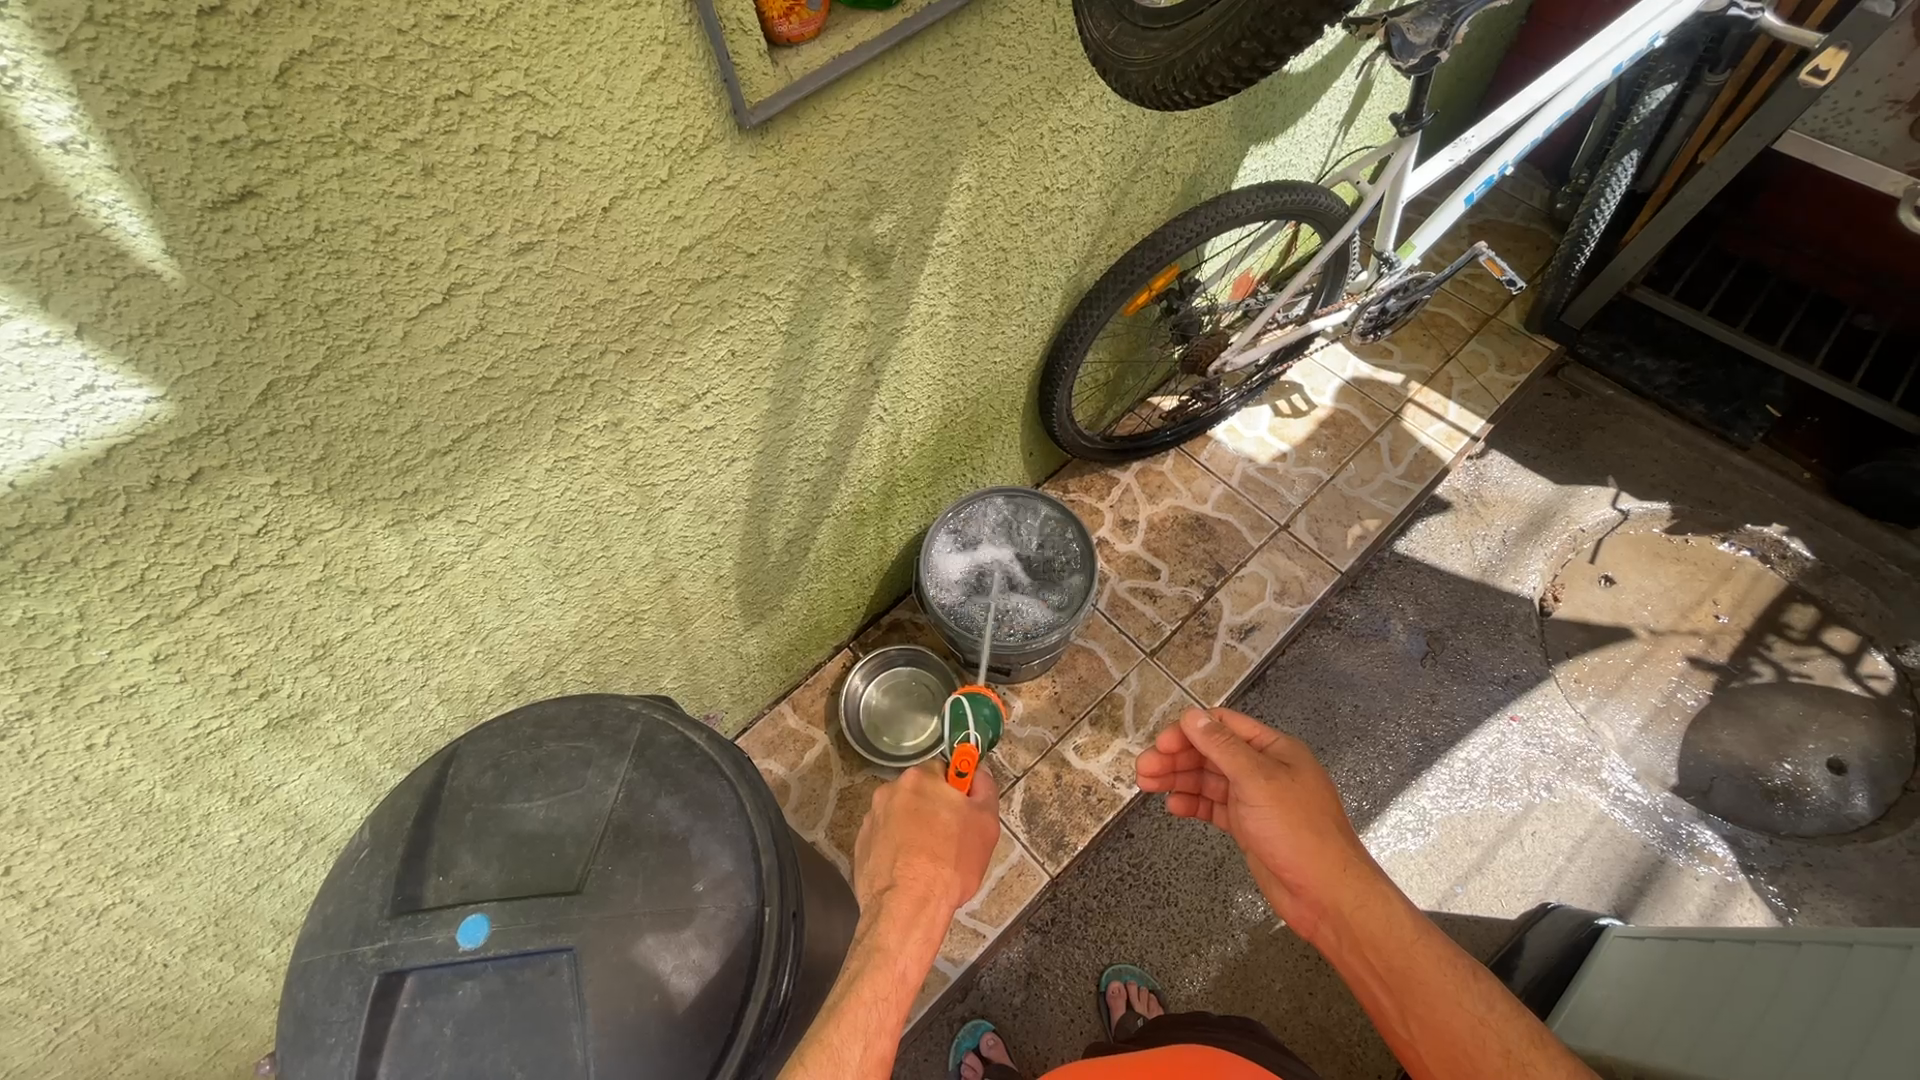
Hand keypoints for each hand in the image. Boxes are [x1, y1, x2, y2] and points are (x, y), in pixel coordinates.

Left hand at [852, 762, 1000, 916]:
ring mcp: (872, 818)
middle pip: (920, 793)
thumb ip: (984, 788)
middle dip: (934, 809)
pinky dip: (897, 848)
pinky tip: (909, 870)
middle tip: (951, 839)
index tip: (964, 813)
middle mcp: (890, 790)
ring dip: (914, 828)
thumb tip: (977, 773)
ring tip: (930, 859)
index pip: (943, 769)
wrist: (908, 907)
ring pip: (902, 816)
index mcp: (920, 777)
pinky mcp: (861, 845)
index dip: (957, 791)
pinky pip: (886, 838)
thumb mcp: (986, 822)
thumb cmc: (951, 862)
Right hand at [1135, 707, 1385, 939]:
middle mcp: (1264, 769)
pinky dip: (1193, 804)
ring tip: (1145, 785)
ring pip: (1209, 780)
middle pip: (1211, 753)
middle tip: (1143, 769)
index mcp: (1274, 749)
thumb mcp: (1257, 780)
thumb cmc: (1296, 830)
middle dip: (1176, 758)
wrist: (1327, 895)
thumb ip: (1222, 747)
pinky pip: (1214, 807)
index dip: (1190, 731)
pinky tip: (1173, 808)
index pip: (1224, 726)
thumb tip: (1191, 716)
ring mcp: (1256, 799)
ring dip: (1178, 779)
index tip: (1160, 744)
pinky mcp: (1249, 827)